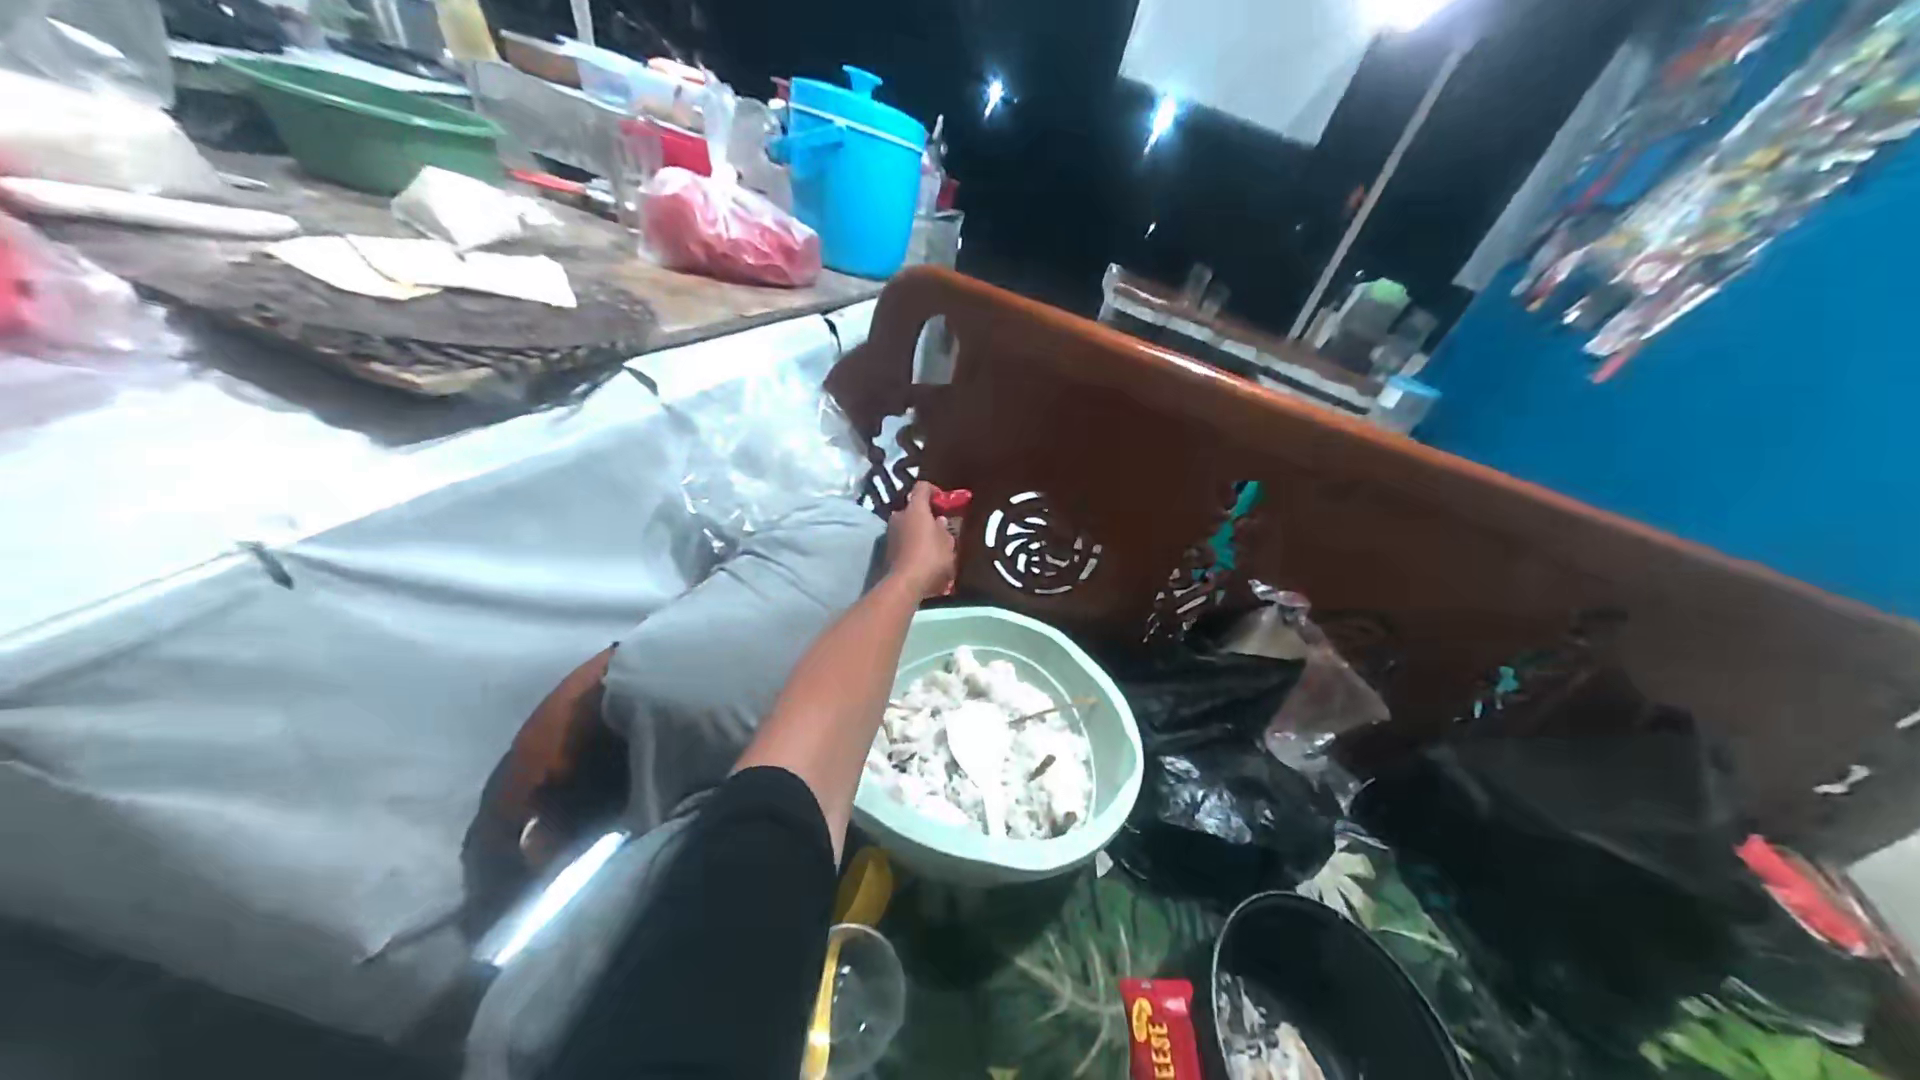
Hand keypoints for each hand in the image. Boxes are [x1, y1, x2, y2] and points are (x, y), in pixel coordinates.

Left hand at [887, 481, 957, 599]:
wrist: (905, 584)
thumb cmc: (931, 558)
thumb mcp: (947, 543)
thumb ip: (944, 529)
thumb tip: (939, 521)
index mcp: (915, 509)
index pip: (922, 487)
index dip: (934, 490)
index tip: (944, 501)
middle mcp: (899, 516)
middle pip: (914, 508)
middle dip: (927, 515)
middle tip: (940, 527)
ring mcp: (890, 533)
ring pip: (908, 525)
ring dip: (919, 530)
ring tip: (933, 545)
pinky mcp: (888, 549)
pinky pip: (903, 540)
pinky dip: (913, 543)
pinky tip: (923, 557)